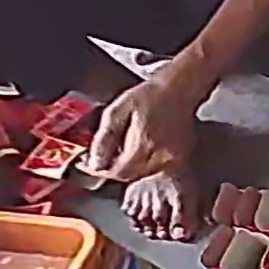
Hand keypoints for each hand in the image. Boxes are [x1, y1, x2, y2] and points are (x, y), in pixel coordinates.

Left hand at [84, 73, 199, 182]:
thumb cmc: (148, 97)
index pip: (118, 172)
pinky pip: (158, 170)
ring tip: (117, 153)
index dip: (99, 171)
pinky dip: (143, 165)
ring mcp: (175, 160)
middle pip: (131, 176)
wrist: (179, 92)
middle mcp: (162, 159)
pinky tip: (138, 151)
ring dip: (128, 168)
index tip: (86, 164)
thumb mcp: (116, 112)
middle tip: (98, 158)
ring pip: (144, 174)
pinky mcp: (182, 158)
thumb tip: (95, 162)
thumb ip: (105, 139)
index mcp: (144, 147)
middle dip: (112, 169)